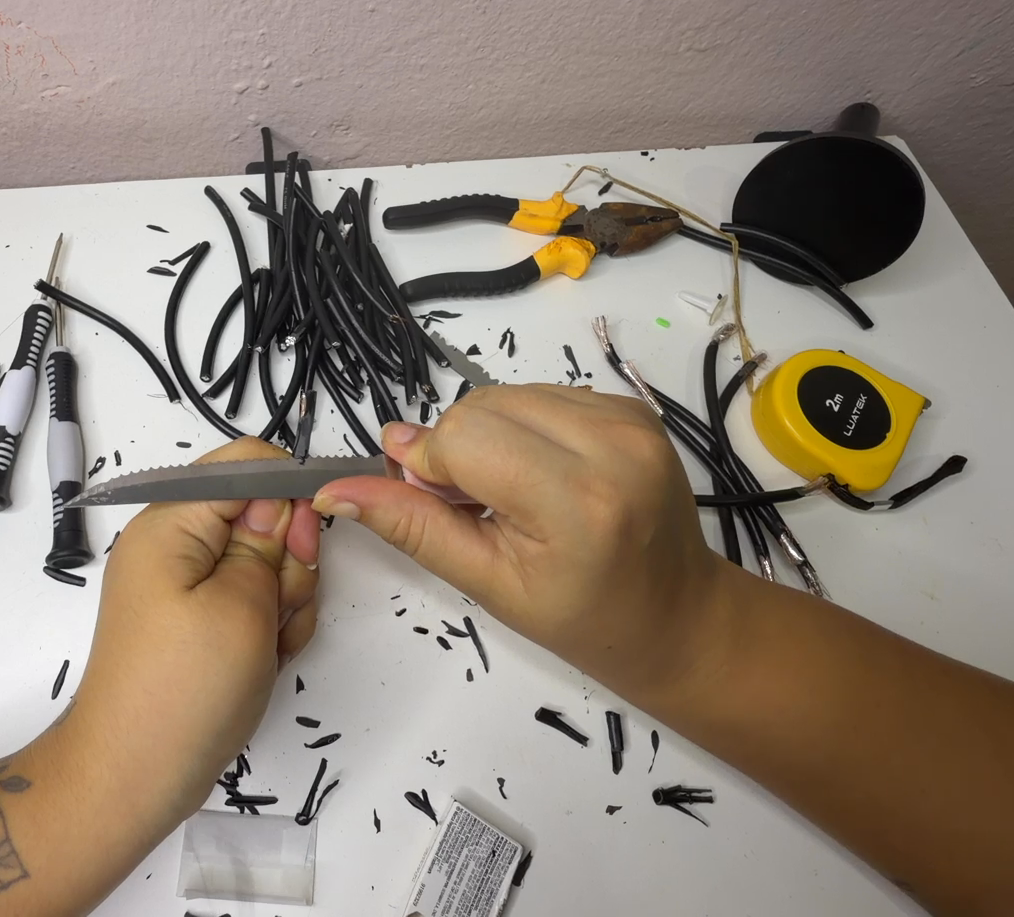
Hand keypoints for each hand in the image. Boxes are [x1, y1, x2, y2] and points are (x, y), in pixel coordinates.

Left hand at [59, 437, 322, 841]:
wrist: (132, 780)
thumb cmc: (185, 690)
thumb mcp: (242, 606)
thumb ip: (268, 542)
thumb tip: (281, 498)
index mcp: (172, 521)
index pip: (244, 464)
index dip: (287, 490)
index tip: (306, 541)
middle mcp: (176, 542)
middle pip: (260, 513)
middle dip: (287, 558)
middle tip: (279, 607)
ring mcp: (188, 582)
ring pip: (265, 560)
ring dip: (284, 598)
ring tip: (268, 644)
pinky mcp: (200, 616)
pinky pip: (252, 597)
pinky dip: (271, 624)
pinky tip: (265, 659)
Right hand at [313, 384, 728, 700]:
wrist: (678, 614)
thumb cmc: (583, 618)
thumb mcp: (489, 584)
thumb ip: (412, 527)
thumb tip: (335, 490)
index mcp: (578, 500)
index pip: (463, 438)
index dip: (429, 466)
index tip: (432, 499)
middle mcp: (611, 442)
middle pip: (479, 408)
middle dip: (456, 450)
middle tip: (473, 503)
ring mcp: (627, 417)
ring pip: (505, 395)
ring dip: (487, 436)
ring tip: (510, 490)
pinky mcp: (630, 405)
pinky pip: (539, 396)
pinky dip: (520, 428)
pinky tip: (538, 471)